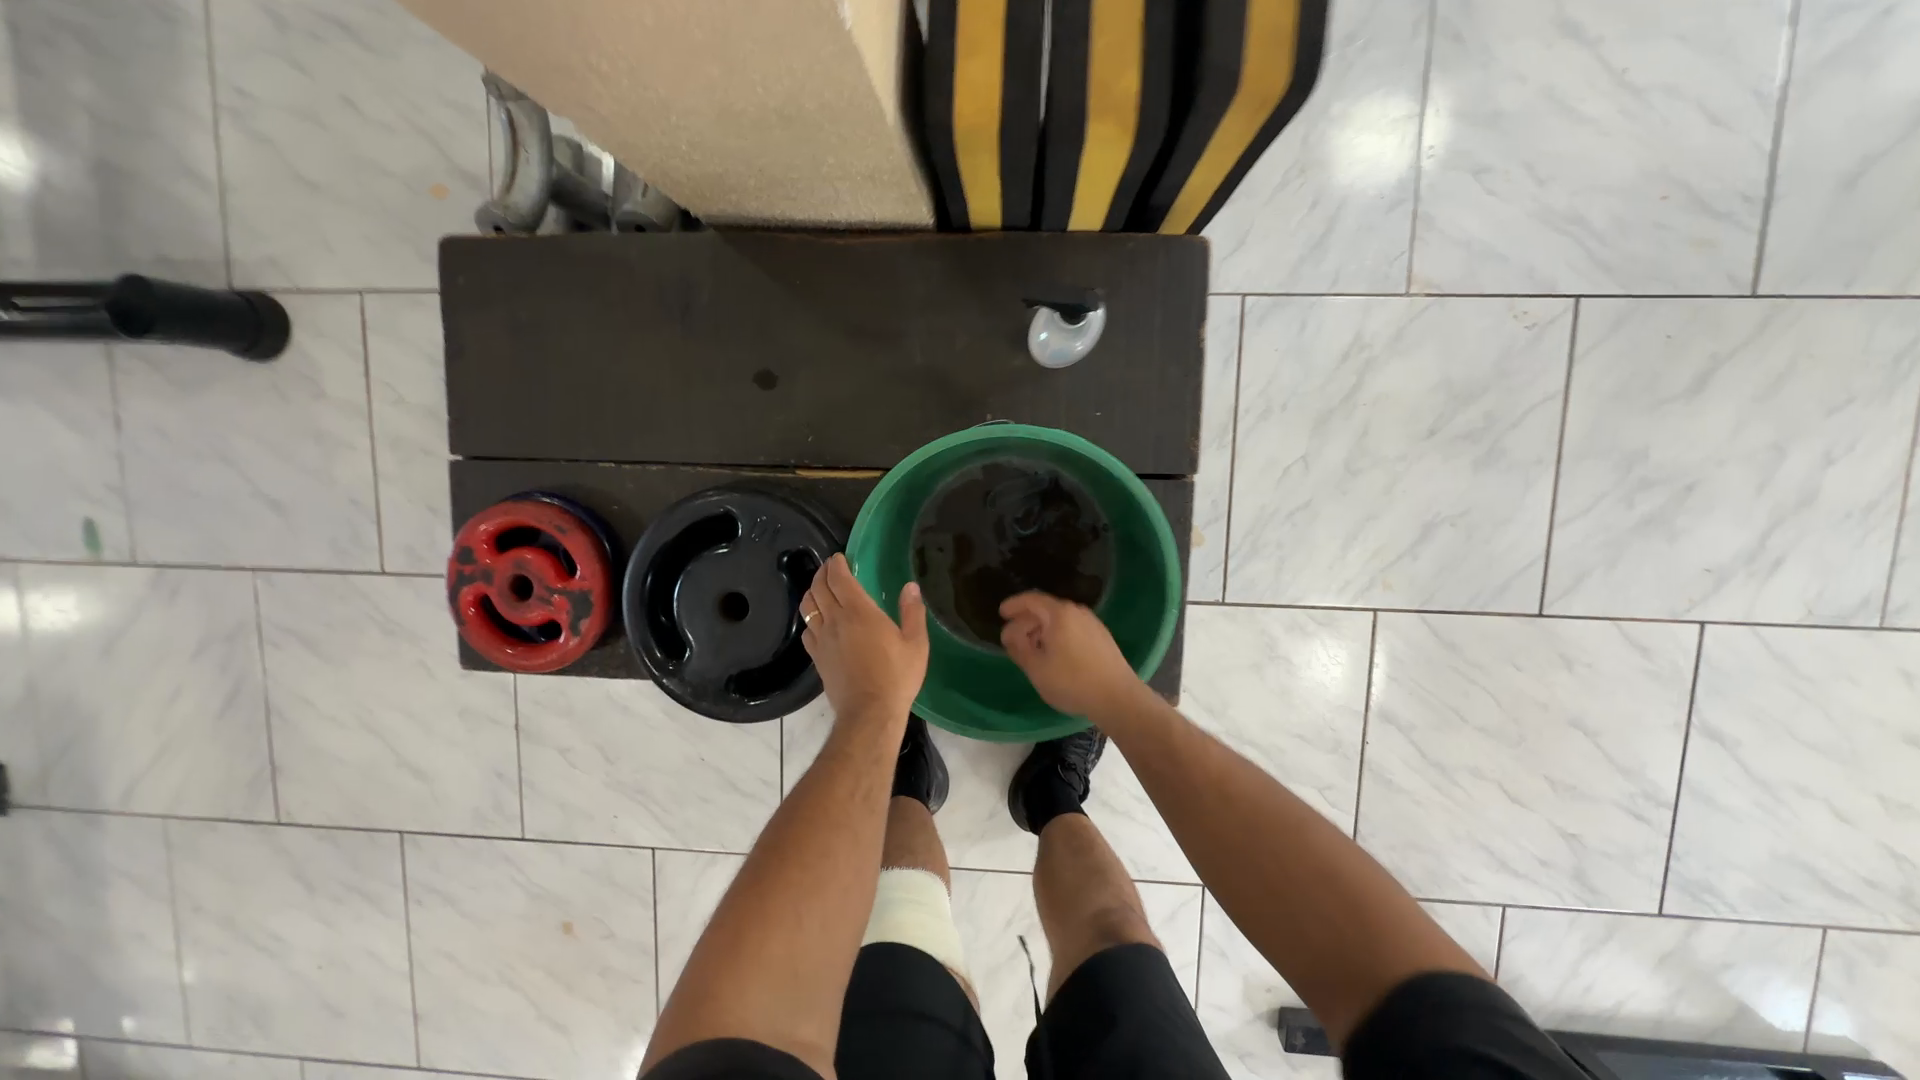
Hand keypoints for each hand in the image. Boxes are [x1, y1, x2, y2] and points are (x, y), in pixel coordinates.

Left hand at [800, 554, 928, 727]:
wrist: (869, 712)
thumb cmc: (896, 677)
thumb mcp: (916, 644)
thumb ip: (912, 612)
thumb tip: (910, 587)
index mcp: (859, 612)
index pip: (838, 578)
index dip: (836, 564)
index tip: (839, 557)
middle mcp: (835, 620)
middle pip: (818, 587)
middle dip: (822, 573)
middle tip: (830, 568)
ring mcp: (822, 639)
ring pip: (807, 606)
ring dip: (812, 592)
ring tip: (821, 589)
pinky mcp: (817, 657)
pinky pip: (807, 630)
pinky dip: (810, 618)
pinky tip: (818, 621)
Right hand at [999, 591, 1147, 718]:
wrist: (1117, 697)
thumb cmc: (1071, 681)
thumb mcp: (1036, 668)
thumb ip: (1019, 647)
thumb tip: (1010, 633)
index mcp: (1059, 614)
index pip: (1031, 599)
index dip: (1013, 605)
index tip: (1002, 614)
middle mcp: (1077, 612)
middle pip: (1046, 608)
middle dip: (1027, 621)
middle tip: (1013, 638)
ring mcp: (1092, 623)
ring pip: (1060, 620)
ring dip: (1043, 630)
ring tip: (1033, 649)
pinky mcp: (1102, 637)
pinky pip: (1073, 628)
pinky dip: (1058, 635)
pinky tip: (1055, 655)